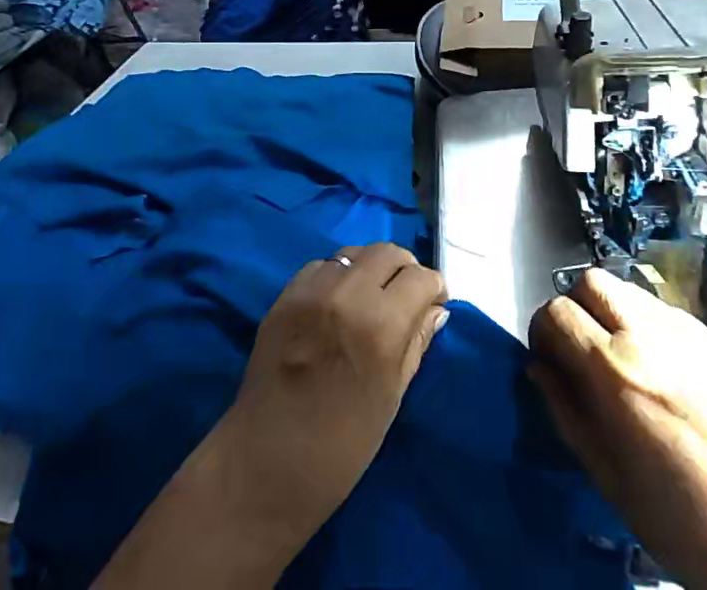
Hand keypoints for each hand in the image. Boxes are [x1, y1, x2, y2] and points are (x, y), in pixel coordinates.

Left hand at [94, 244, 447, 589]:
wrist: (270, 454)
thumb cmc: (344, 441)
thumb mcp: (393, 394)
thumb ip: (415, 341)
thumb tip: (436, 309)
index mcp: (380, 324)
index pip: (420, 277)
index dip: (434, 289)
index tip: (434, 303)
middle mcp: (344, 294)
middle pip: (386, 252)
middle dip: (404, 270)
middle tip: (406, 297)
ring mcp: (308, 290)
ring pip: (351, 254)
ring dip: (369, 269)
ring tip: (371, 298)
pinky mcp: (283, 295)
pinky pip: (320, 267)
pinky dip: (337, 277)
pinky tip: (337, 305)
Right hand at [528, 269, 706, 589]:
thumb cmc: (689, 525)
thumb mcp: (608, 476)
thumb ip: (565, 412)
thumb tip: (540, 370)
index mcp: (616, 372)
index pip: (556, 311)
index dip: (543, 332)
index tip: (550, 360)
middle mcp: (653, 340)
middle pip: (592, 282)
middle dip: (576, 308)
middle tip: (580, 350)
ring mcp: (697, 340)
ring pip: (633, 292)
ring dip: (614, 313)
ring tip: (624, 361)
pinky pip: (673, 316)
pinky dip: (653, 329)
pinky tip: (665, 375)